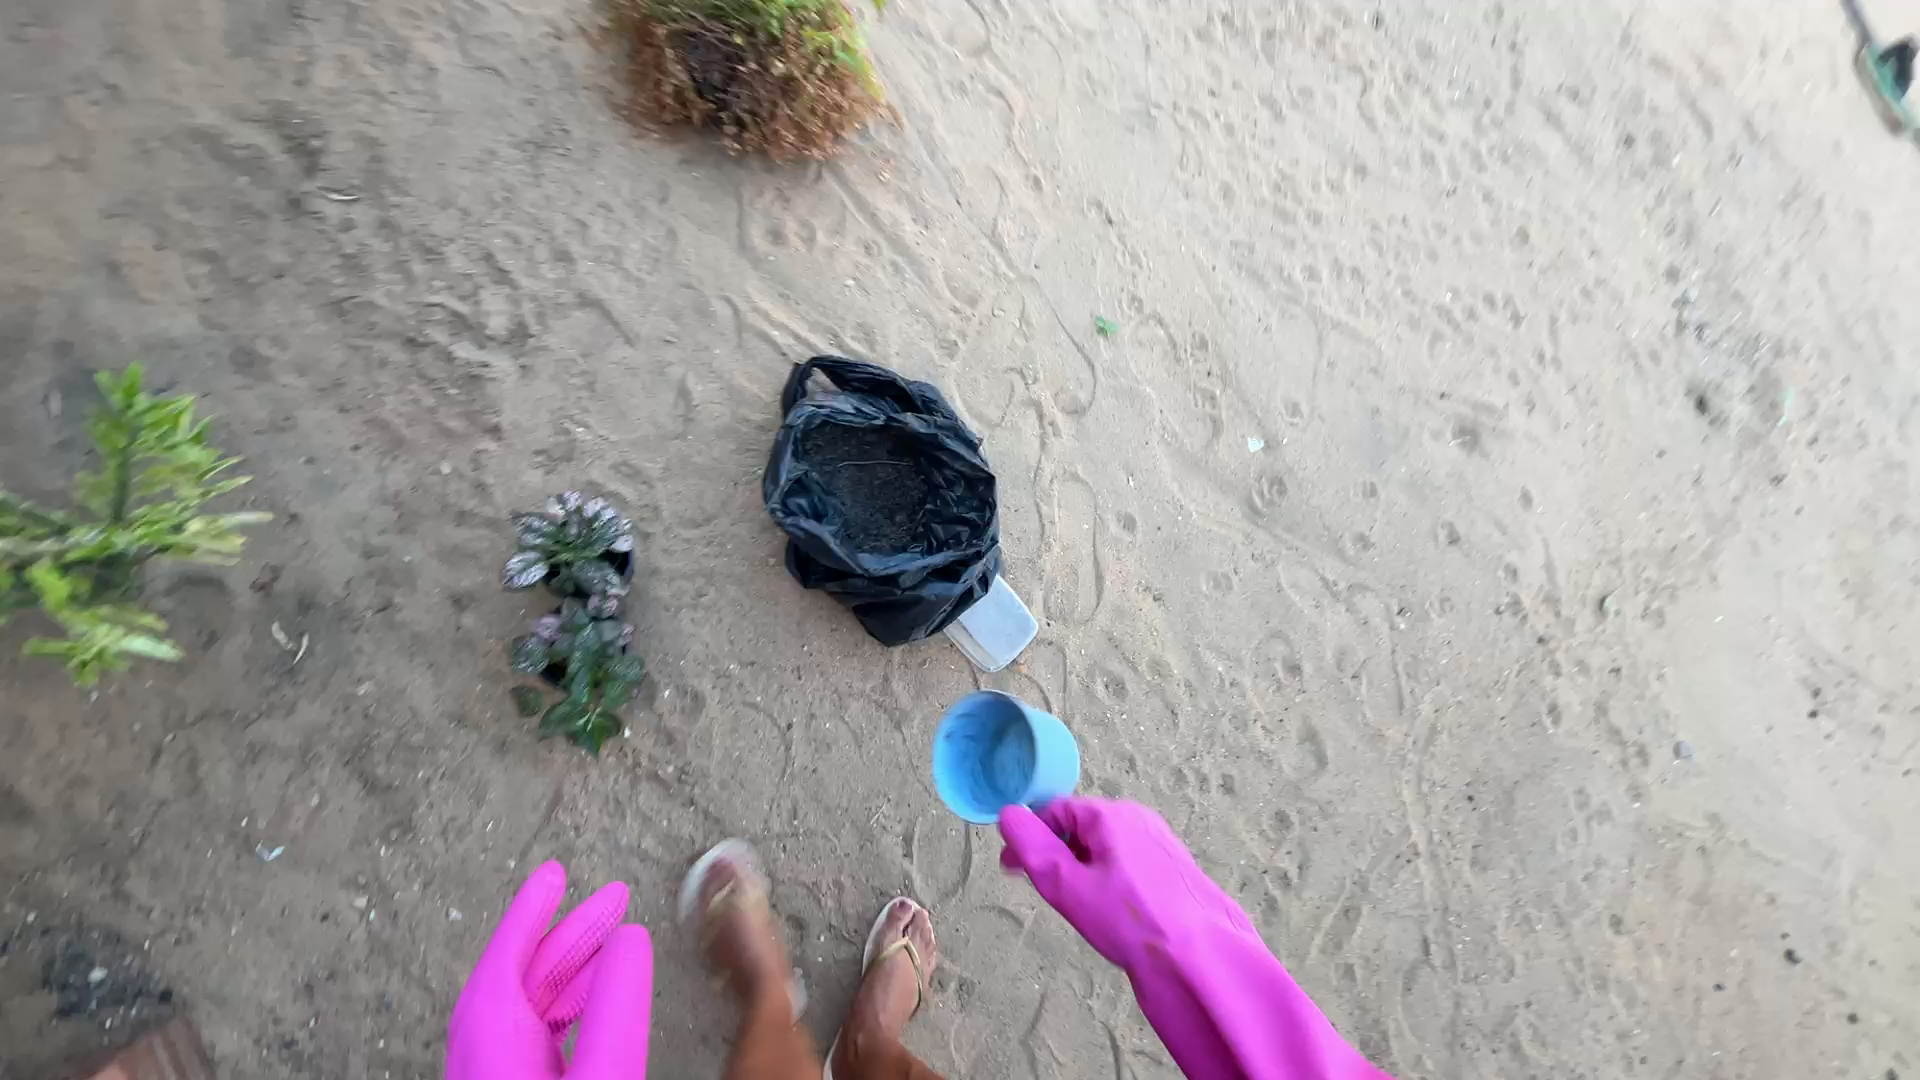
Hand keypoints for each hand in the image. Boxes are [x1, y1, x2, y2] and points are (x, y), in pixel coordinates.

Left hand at [446, 861, 653, 1079]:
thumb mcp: (606, 1072)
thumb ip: (617, 1005)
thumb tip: (631, 936)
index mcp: (492, 1057)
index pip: (499, 970)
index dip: (527, 916)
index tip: (552, 873)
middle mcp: (483, 1071)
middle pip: (514, 989)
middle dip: (565, 936)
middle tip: (612, 898)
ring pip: (524, 1018)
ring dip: (571, 972)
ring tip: (617, 943)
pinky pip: (533, 1044)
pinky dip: (568, 1010)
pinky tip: (598, 1005)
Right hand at [998, 797, 1257, 970]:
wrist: (1202, 959)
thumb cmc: (1128, 920)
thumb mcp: (1067, 886)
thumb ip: (1033, 848)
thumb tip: (1007, 813)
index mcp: (1110, 814)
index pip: (1055, 810)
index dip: (1030, 837)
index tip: (1012, 869)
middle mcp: (1136, 817)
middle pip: (1081, 827)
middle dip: (1057, 854)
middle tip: (1047, 892)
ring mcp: (1159, 840)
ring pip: (1105, 846)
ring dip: (1082, 867)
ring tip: (1081, 906)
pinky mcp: (1174, 866)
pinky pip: (1128, 861)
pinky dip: (1110, 877)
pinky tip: (1113, 910)